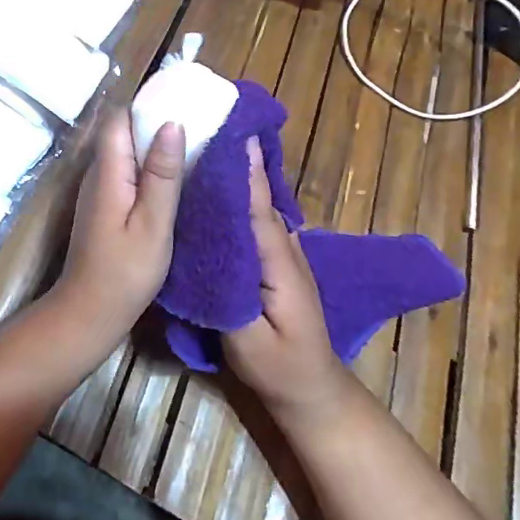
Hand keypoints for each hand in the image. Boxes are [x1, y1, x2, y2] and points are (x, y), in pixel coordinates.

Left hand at [53, 110, 185, 329]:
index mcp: (108, 171)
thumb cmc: (125, 272)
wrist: (89, 313)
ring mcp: (100, 189)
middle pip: (124, 131)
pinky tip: (178, 178)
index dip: (149, 105)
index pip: (120, 117)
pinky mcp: (106, 205)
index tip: (185, 102)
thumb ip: (162, 174)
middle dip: (158, 122)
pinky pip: (129, 172)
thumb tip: (173, 123)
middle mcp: (98, 172)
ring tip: (198, 146)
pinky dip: (151, 168)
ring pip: (128, 151)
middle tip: (202, 124)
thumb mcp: (153, 224)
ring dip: (157, 146)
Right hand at [222, 137, 348, 420]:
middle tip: (212, 129)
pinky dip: (241, 201)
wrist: (312, 389)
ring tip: (213, 148)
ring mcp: (283, 255)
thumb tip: (207, 256)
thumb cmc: (279, 368)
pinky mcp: (275, 262)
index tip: (234, 134)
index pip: (259, 211)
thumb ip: (229, 299)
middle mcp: (285, 250)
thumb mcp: (249, 343)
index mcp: (280, 264)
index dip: (246, 174)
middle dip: (239, 164)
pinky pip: (256, 223)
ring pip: (259, 209)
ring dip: (240, 178)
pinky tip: (220, 192)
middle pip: (260, 200)